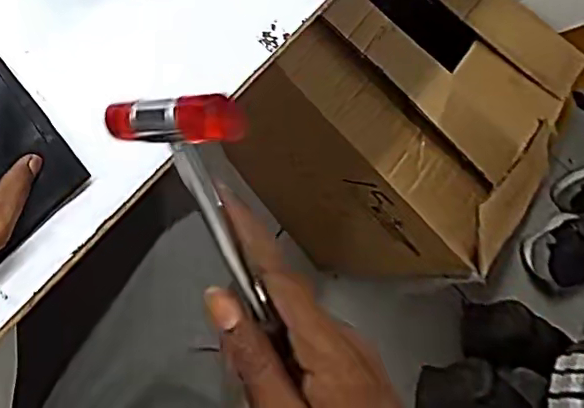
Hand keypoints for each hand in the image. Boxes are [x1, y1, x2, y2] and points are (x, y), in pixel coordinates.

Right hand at [205, 197, 399, 407]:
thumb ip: (250, 356)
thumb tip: (218, 298)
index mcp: (331, 348)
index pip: (277, 271)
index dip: (246, 228)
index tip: (226, 195)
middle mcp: (351, 344)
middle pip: (282, 301)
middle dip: (248, 308)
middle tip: (228, 346)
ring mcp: (362, 360)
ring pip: (297, 326)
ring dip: (269, 339)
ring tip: (261, 387)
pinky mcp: (365, 377)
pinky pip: (314, 346)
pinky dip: (289, 354)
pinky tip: (285, 389)